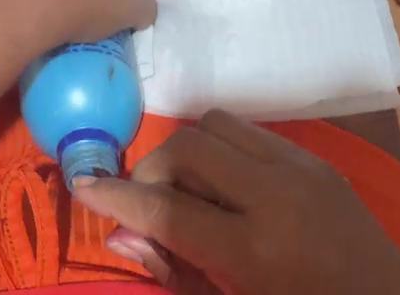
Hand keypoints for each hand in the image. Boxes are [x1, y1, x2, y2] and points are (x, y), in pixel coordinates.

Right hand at [73, 111, 399, 294]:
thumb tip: (121, 237)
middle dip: (154, 169)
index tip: (84, 188)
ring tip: (186, 191)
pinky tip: (226, 186)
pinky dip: (222, 148)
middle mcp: (278, 195)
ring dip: (188, 150)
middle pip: (189, 147)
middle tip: (145, 203)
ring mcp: (301, 169)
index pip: (169, 212)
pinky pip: (249, 132)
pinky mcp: (315, 160)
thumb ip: (179, 275)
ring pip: (217, 124)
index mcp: (259, 252)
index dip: (119, 198)